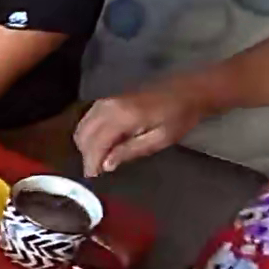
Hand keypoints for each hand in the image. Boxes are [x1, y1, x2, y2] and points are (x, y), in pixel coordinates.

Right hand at [73, 73, 218, 175]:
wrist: (187, 90)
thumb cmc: (179, 117)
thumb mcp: (160, 139)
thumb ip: (130, 151)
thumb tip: (106, 165)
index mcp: (121, 116)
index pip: (95, 143)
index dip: (91, 162)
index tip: (93, 177)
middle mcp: (106, 107)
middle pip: (83, 135)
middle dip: (87, 155)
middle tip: (96, 171)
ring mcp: (104, 102)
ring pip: (82, 128)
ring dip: (86, 145)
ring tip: (99, 160)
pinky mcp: (105, 101)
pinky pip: (87, 121)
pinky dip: (89, 135)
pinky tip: (100, 145)